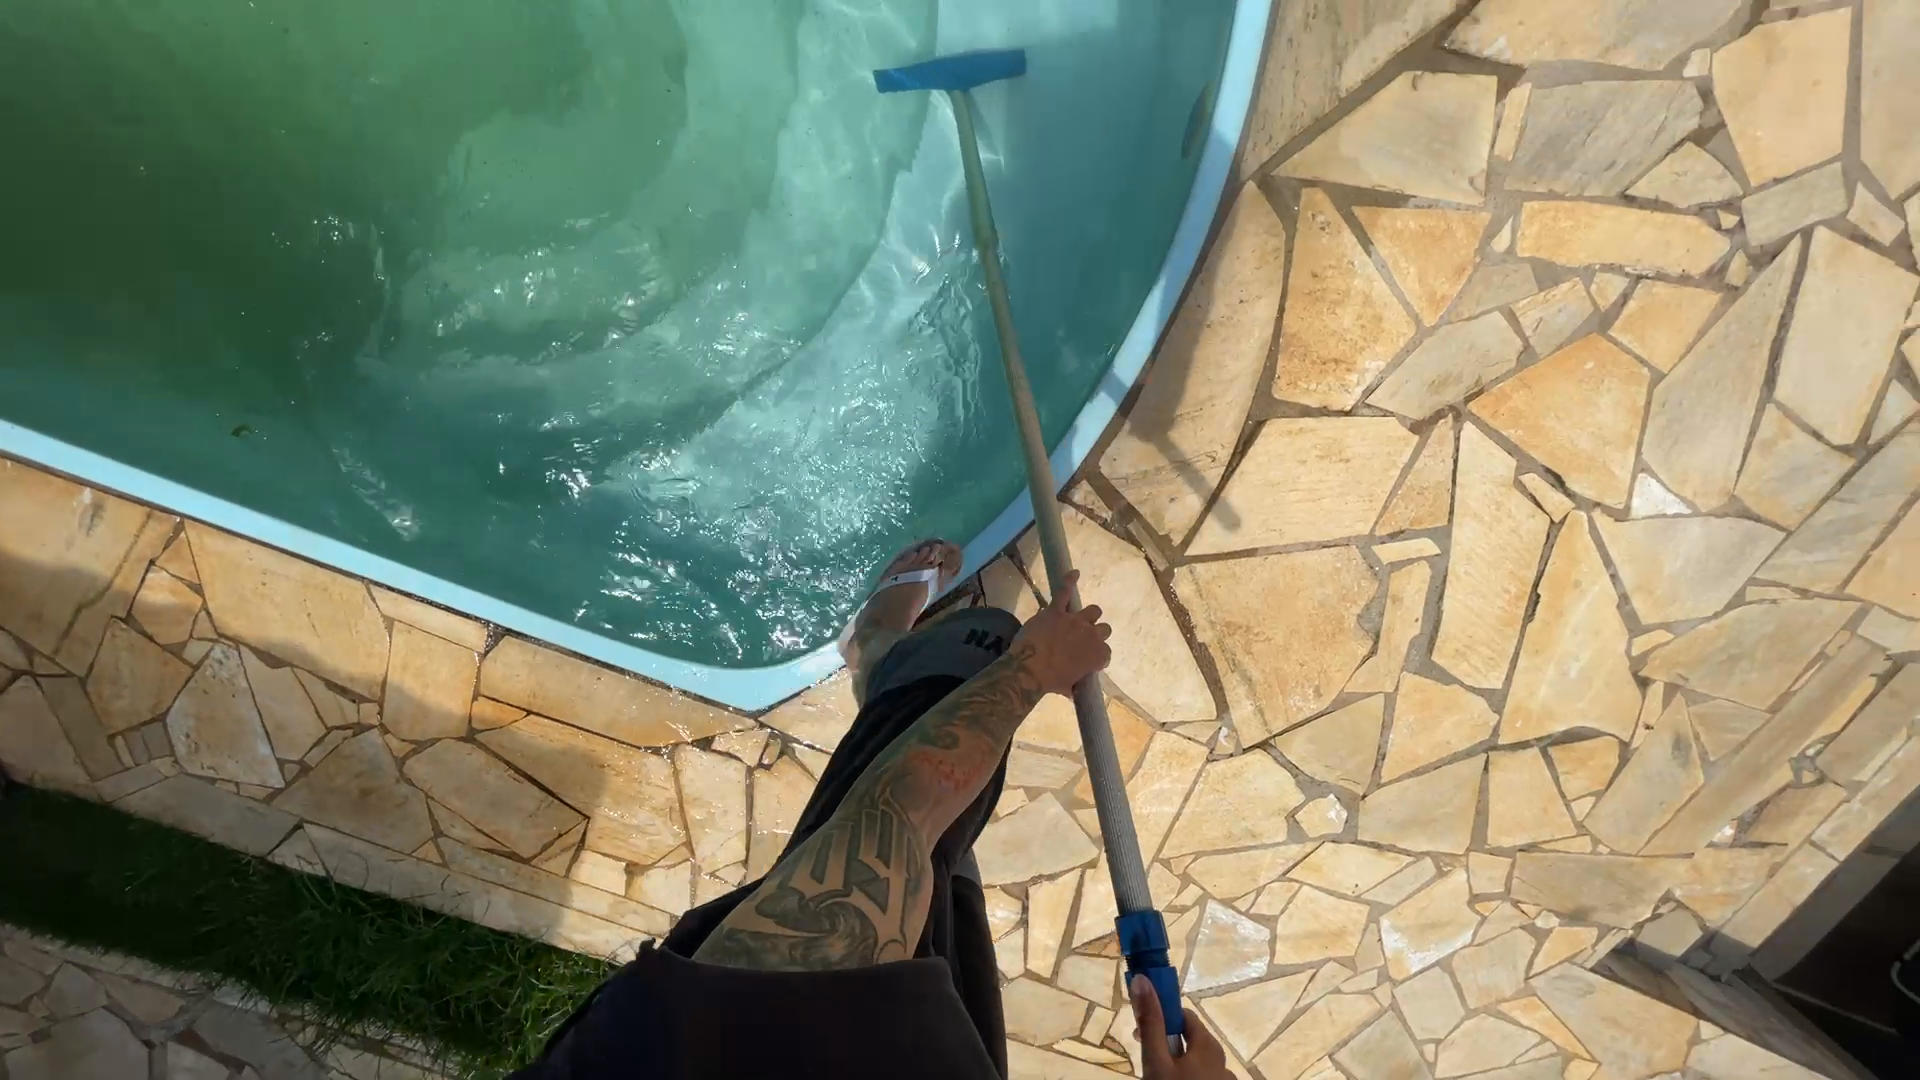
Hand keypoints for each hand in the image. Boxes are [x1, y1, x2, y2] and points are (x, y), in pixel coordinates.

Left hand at [1009, 570, 1112, 696]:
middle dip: (1096, 632)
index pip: (1106, 652)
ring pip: (1093, 610)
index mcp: (1097, 656)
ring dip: (1088, 614)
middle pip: (1104, 628)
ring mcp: (1074, 620)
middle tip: (1083, 638)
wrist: (1029, 669)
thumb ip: (1074, 686)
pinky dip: (1069, 580)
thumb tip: (1073, 693)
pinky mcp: (1056, 611)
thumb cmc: (1049, 682)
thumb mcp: (1067, 688)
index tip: (1088, 658)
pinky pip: (1064, 591)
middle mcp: (1091, 635)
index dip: (1097, 654)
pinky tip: (1074, 573)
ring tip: (1079, 618)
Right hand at [1131, 975, 1231, 1079]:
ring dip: (1178, 1063)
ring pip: (1196, 1062)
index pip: (1184, 1015)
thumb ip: (1150, 1023)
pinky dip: (1189, 1077)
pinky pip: (1203, 1078)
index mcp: (1209, 1045)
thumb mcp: (1156, 1060)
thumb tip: (1141, 978)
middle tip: (1146, 1057)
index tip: (1141, 1032)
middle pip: (1190, 1039)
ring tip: (1159, 1076)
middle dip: (1167, 1043)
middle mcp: (1223, 1060)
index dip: (1161, 1018)